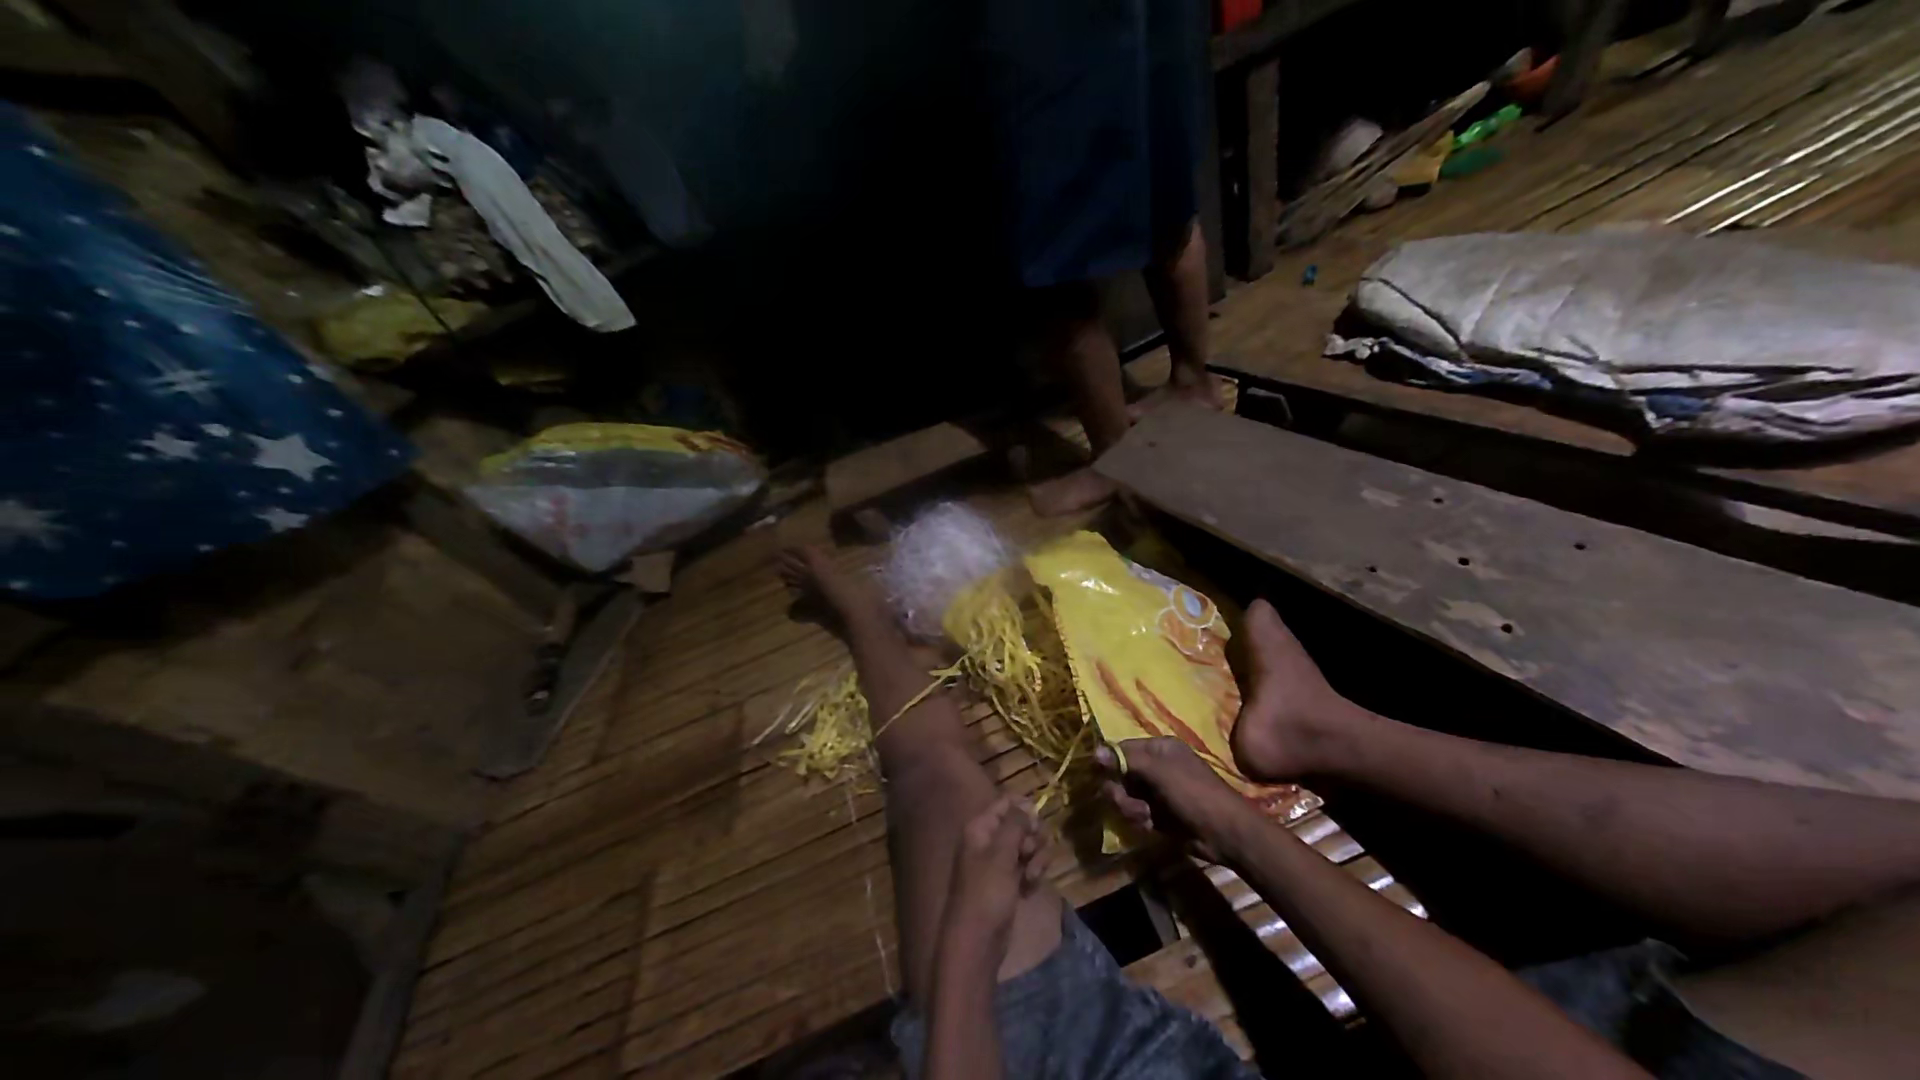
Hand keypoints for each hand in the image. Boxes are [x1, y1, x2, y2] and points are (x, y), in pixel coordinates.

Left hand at [943, 796, 1045, 957]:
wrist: (978, 941)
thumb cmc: (986, 893)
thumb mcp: (1001, 854)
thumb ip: (1015, 824)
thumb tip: (1026, 804)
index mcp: (980, 828)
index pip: (1005, 802)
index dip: (1024, 808)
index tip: (1036, 822)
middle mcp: (989, 841)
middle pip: (1021, 824)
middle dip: (1033, 837)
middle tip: (1030, 852)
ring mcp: (999, 862)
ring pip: (1028, 846)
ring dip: (1036, 858)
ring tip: (1032, 876)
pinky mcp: (1009, 882)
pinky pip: (1028, 866)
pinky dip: (1033, 874)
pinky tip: (1030, 888)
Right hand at [1097, 737, 1259, 863]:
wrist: (1224, 833)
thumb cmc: (1193, 793)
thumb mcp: (1160, 772)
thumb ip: (1126, 760)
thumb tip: (1095, 750)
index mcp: (1159, 748)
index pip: (1122, 749)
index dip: (1110, 763)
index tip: (1102, 776)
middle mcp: (1157, 765)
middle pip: (1120, 774)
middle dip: (1122, 792)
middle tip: (1132, 804)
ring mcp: (1158, 790)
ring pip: (1126, 796)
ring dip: (1131, 808)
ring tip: (1146, 817)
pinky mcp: (1159, 812)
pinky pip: (1137, 812)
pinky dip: (1141, 820)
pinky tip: (1152, 826)